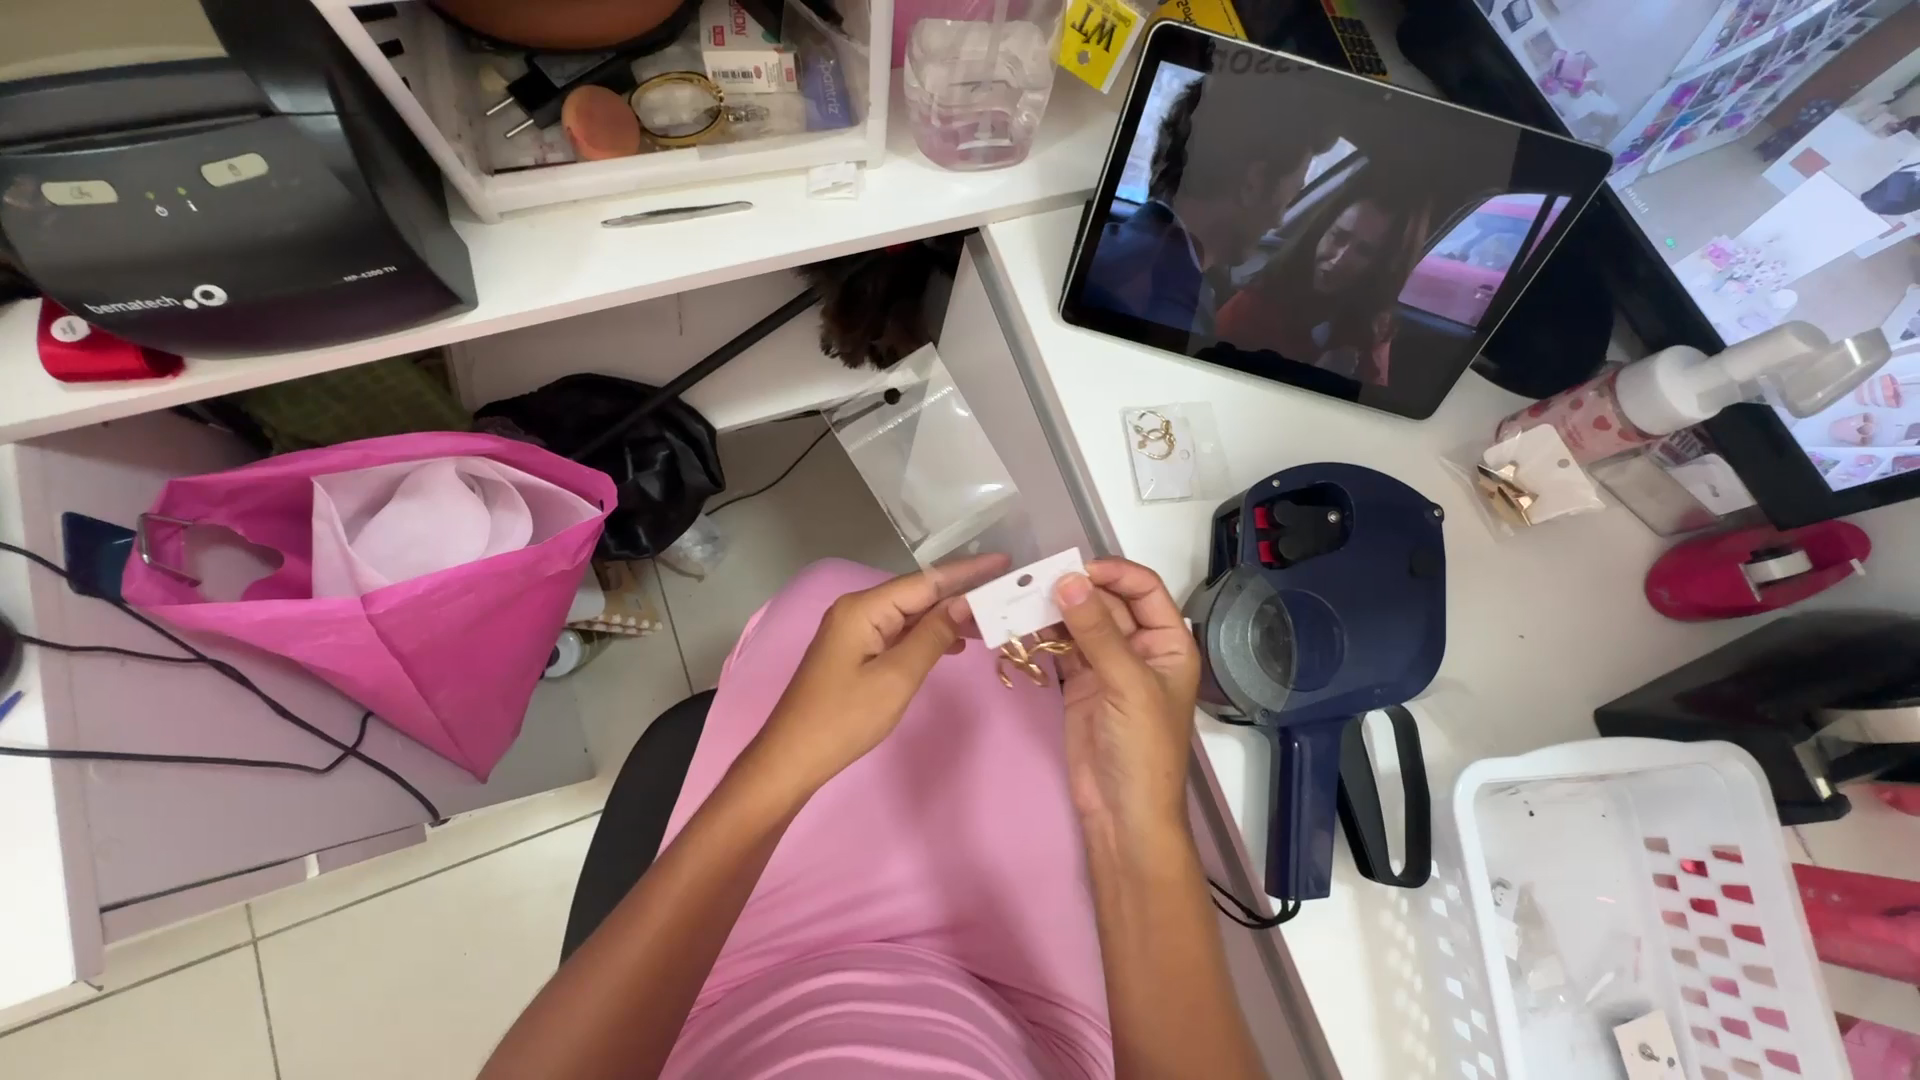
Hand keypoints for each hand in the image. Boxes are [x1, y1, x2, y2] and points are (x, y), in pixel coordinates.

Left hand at [749, 554, 1009, 793]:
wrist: (792, 757)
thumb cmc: (844, 718)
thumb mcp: (897, 677)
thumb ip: (933, 635)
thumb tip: (965, 601)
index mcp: (864, 608)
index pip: (926, 580)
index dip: (968, 571)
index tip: (1005, 562)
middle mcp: (858, 609)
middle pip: (918, 593)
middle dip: (961, 594)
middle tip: (1006, 596)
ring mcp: (854, 629)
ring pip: (910, 613)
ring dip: (947, 617)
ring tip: (988, 621)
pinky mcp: (855, 650)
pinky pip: (898, 632)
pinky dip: (927, 635)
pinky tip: (953, 643)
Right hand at [1049, 559, 1200, 847]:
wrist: (1122, 812)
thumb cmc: (1142, 748)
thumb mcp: (1126, 683)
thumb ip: (1097, 631)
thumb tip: (1068, 580)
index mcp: (1168, 642)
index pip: (1144, 590)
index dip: (1114, 574)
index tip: (1075, 569)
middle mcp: (1139, 647)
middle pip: (1107, 603)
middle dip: (1075, 589)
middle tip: (1034, 581)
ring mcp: (1107, 665)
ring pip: (1080, 623)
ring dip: (1054, 610)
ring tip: (1021, 599)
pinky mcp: (1080, 683)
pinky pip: (1061, 648)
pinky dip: (1042, 636)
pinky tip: (1020, 625)